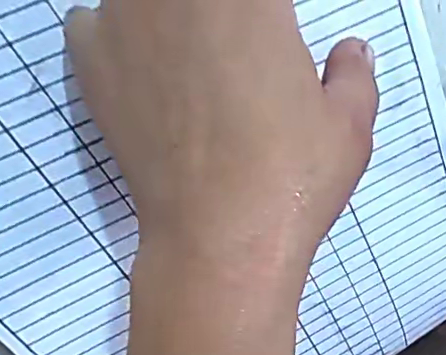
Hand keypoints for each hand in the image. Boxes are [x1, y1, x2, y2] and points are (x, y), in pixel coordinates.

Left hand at [66, 0, 377, 286]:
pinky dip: (126, 43)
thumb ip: (355, 76)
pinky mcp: (90, 53)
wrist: (222, 241)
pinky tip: (156, 87)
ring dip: (173, 18)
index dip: (269, 18)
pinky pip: (99, 21)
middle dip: (221, 21)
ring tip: (200, 75)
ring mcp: (125, 10)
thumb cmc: (292, 181)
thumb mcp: (350, 130)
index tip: (276, 41)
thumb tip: (352, 52)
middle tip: (242, 67)